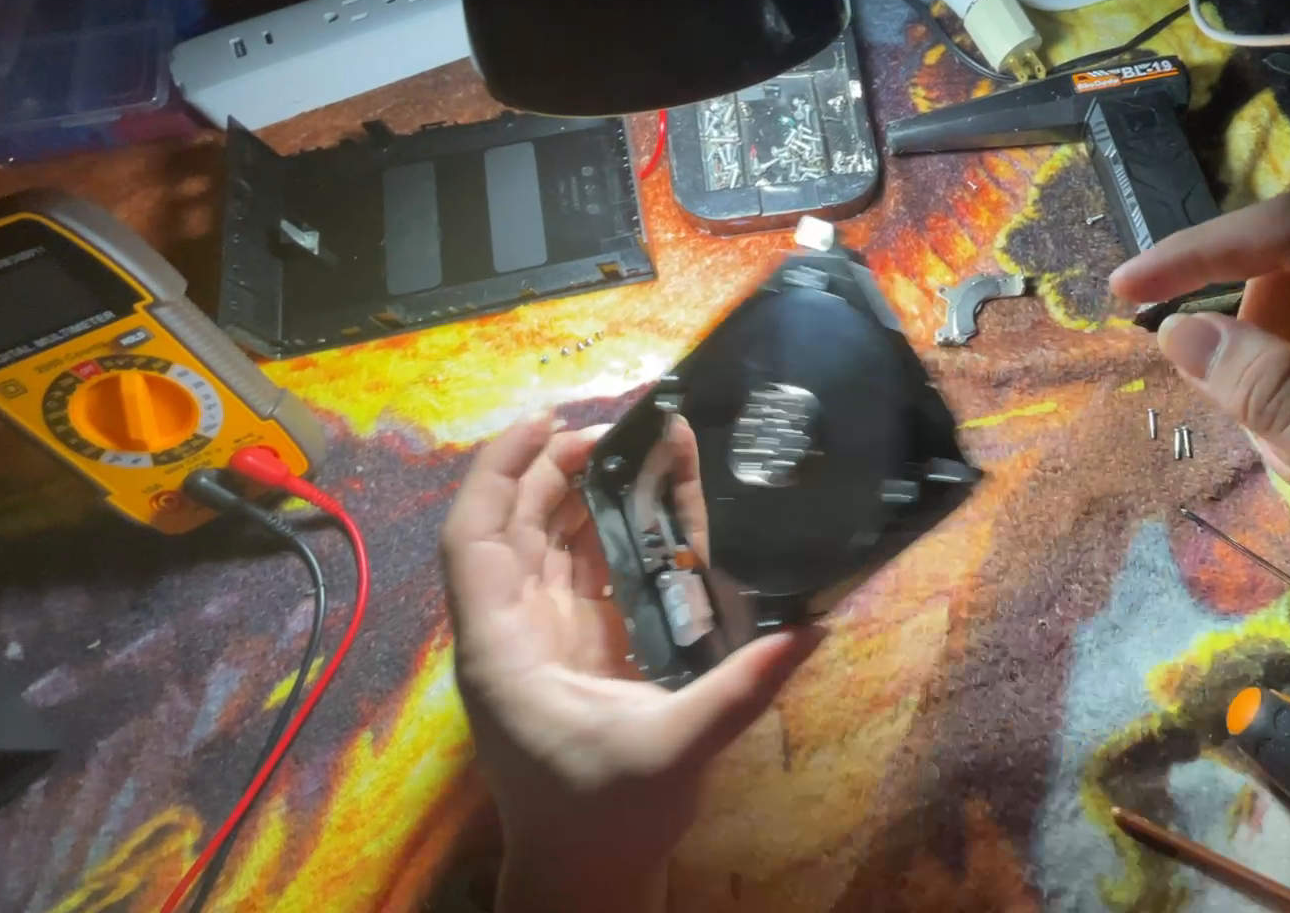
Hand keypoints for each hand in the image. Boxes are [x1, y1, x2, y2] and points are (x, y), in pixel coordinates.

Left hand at [440, 413, 821, 912]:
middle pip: (514, 525)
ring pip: (545, 540)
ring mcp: (545, 633)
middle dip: (553, 467)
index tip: (548, 422)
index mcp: (506, 647)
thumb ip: (741, 688)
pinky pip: (582, 565)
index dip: (502, 472)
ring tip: (632, 450)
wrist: (585, 874)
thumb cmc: (604, 817)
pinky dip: (604, 526)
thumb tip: (811, 628)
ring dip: (578, 490)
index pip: (479, 539)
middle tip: (619, 431)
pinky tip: (643, 506)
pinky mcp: (576, 641)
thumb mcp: (674, 752)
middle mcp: (514, 628)